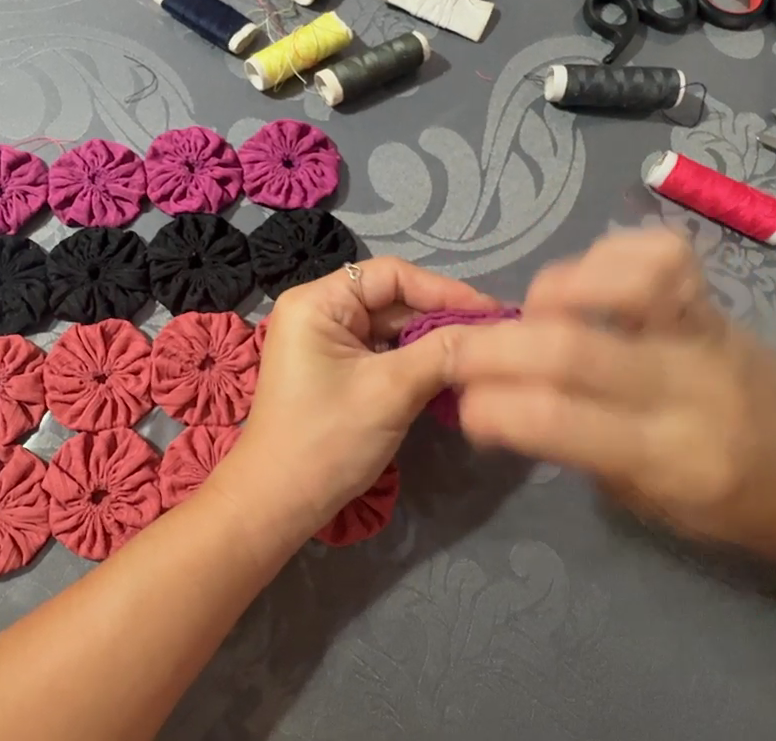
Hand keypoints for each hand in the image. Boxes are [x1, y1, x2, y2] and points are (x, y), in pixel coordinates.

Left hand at [206, 257, 497, 539]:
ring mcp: (324, 341)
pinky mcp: (334, 369)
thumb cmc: (327, 439)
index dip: (442, 289)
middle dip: (440, 316)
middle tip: (495, 336)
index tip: (491, 313)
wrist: (280, 500)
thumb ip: (441, 353)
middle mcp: (316, 311)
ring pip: (390, 327)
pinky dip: (414, 360)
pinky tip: (449, 372)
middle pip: (391, 298)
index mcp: (316, 302)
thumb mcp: (390, 391)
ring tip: (481, 354)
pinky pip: (382, 351)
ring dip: (431, 340)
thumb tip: (491, 330)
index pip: (389, 274)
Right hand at [445, 229, 775, 568]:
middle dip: (491, 348)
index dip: (491, 408)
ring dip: (554, 292)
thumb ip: (576, 448)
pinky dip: (606, 256)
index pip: (557, 422)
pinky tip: (583, 283)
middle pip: (572, 349)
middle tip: (457, 353)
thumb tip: (500, 398)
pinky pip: (661, 255)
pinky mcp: (718, 304)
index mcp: (672, 460)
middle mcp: (691, 391)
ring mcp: (708, 336)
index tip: (463, 409)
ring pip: (628, 283)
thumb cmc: (738, 509)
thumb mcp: (650, 505)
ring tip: (531, 313)